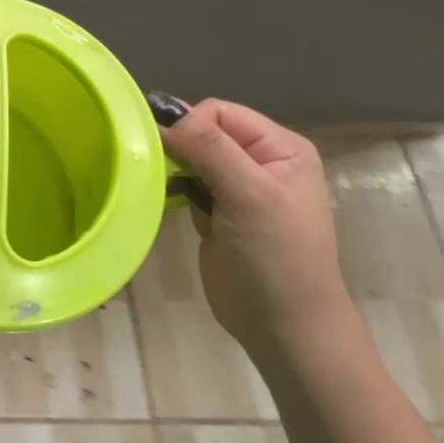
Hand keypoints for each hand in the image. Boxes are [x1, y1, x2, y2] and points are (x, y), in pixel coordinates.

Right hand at [156, 97, 352, 357]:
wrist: (284, 329)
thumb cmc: (276, 258)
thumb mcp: (249, 196)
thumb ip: (210, 148)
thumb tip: (164, 112)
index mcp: (281, 148)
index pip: (220, 112)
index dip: (190, 126)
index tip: (168, 154)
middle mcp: (262, 161)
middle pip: (204, 132)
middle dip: (179, 148)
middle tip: (160, 172)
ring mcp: (240, 189)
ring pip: (191, 158)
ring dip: (174, 170)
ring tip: (166, 190)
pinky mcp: (220, 213)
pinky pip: (188, 184)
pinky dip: (175, 190)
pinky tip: (170, 203)